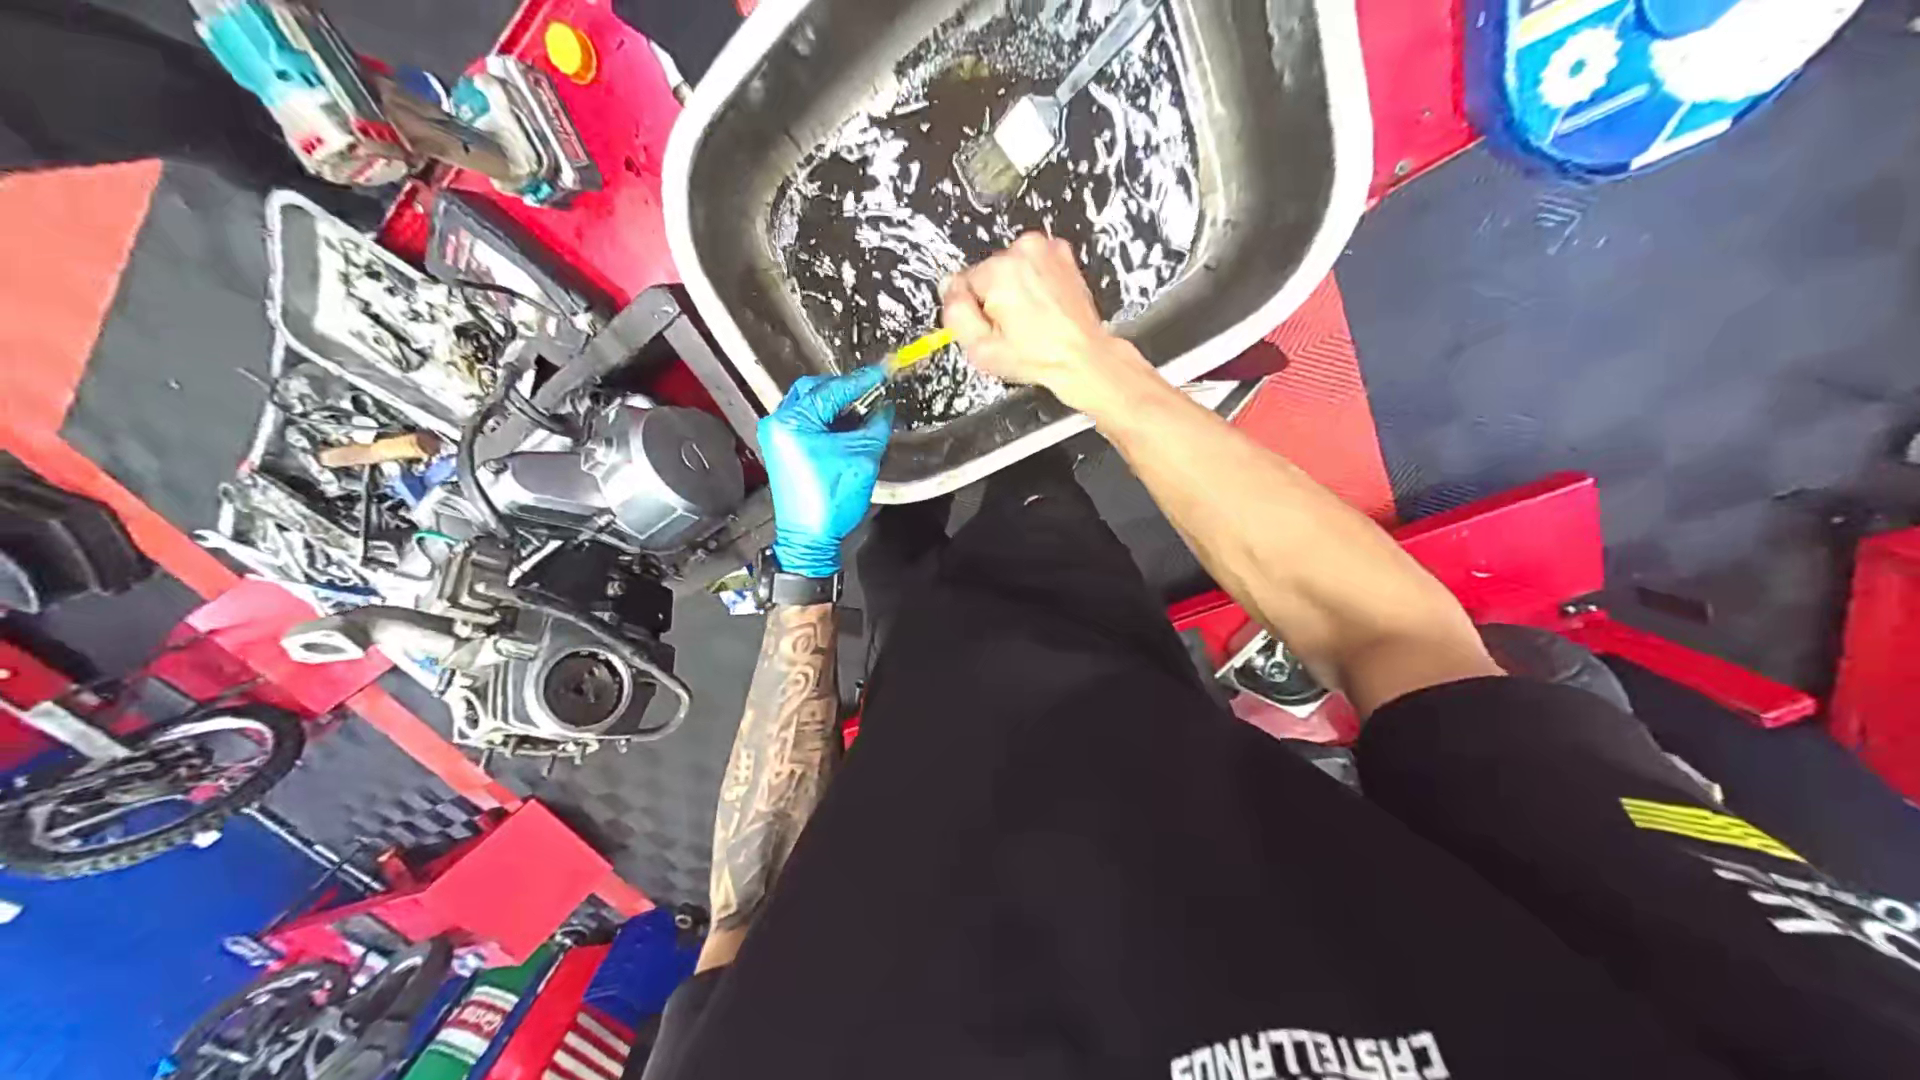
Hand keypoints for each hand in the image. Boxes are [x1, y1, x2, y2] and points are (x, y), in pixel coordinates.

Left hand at [758, 366, 891, 577]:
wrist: (810, 538)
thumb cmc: (830, 500)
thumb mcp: (863, 457)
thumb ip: (876, 426)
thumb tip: (884, 408)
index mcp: (792, 421)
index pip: (832, 390)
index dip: (861, 381)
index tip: (881, 373)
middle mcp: (778, 424)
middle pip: (815, 391)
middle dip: (845, 391)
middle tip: (872, 391)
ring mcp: (778, 437)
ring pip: (811, 406)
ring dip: (837, 406)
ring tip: (864, 410)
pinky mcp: (784, 450)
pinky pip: (807, 424)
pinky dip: (828, 422)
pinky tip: (849, 427)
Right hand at [940, 232, 1154, 413]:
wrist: (1082, 357)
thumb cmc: (1040, 357)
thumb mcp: (981, 349)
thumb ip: (955, 314)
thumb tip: (948, 288)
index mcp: (999, 271)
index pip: (963, 283)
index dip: (974, 311)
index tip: (993, 328)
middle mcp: (1022, 251)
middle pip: (988, 274)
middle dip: (994, 299)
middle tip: (1013, 327)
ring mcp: (1046, 249)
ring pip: (1010, 269)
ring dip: (1015, 290)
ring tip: (1031, 319)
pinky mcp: (1061, 254)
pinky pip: (1032, 266)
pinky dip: (1034, 283)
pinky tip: (1043, 306)